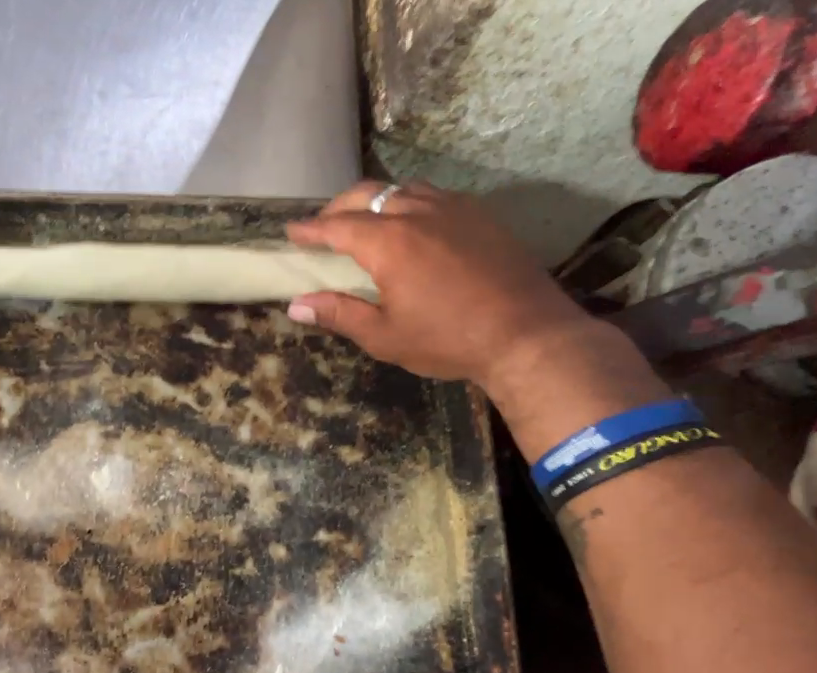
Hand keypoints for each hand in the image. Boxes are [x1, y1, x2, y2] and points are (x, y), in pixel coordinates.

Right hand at [284, 181, 600, 390]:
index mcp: (389, 243)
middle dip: (338, 207)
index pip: (337, 226)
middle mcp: (418, 213)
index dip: (310, 228)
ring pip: (403, 189)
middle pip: (368, 194)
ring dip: (376, 200)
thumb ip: (338, 314)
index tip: (291, 232)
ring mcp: (454, 209)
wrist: (525, 333)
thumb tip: (297, 305)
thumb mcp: (383, 336)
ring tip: (364, 221)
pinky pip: (434, 196)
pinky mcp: (480, 215)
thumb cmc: (447, 339)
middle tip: (322, 225)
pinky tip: (410, 224)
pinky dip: (409, 203)